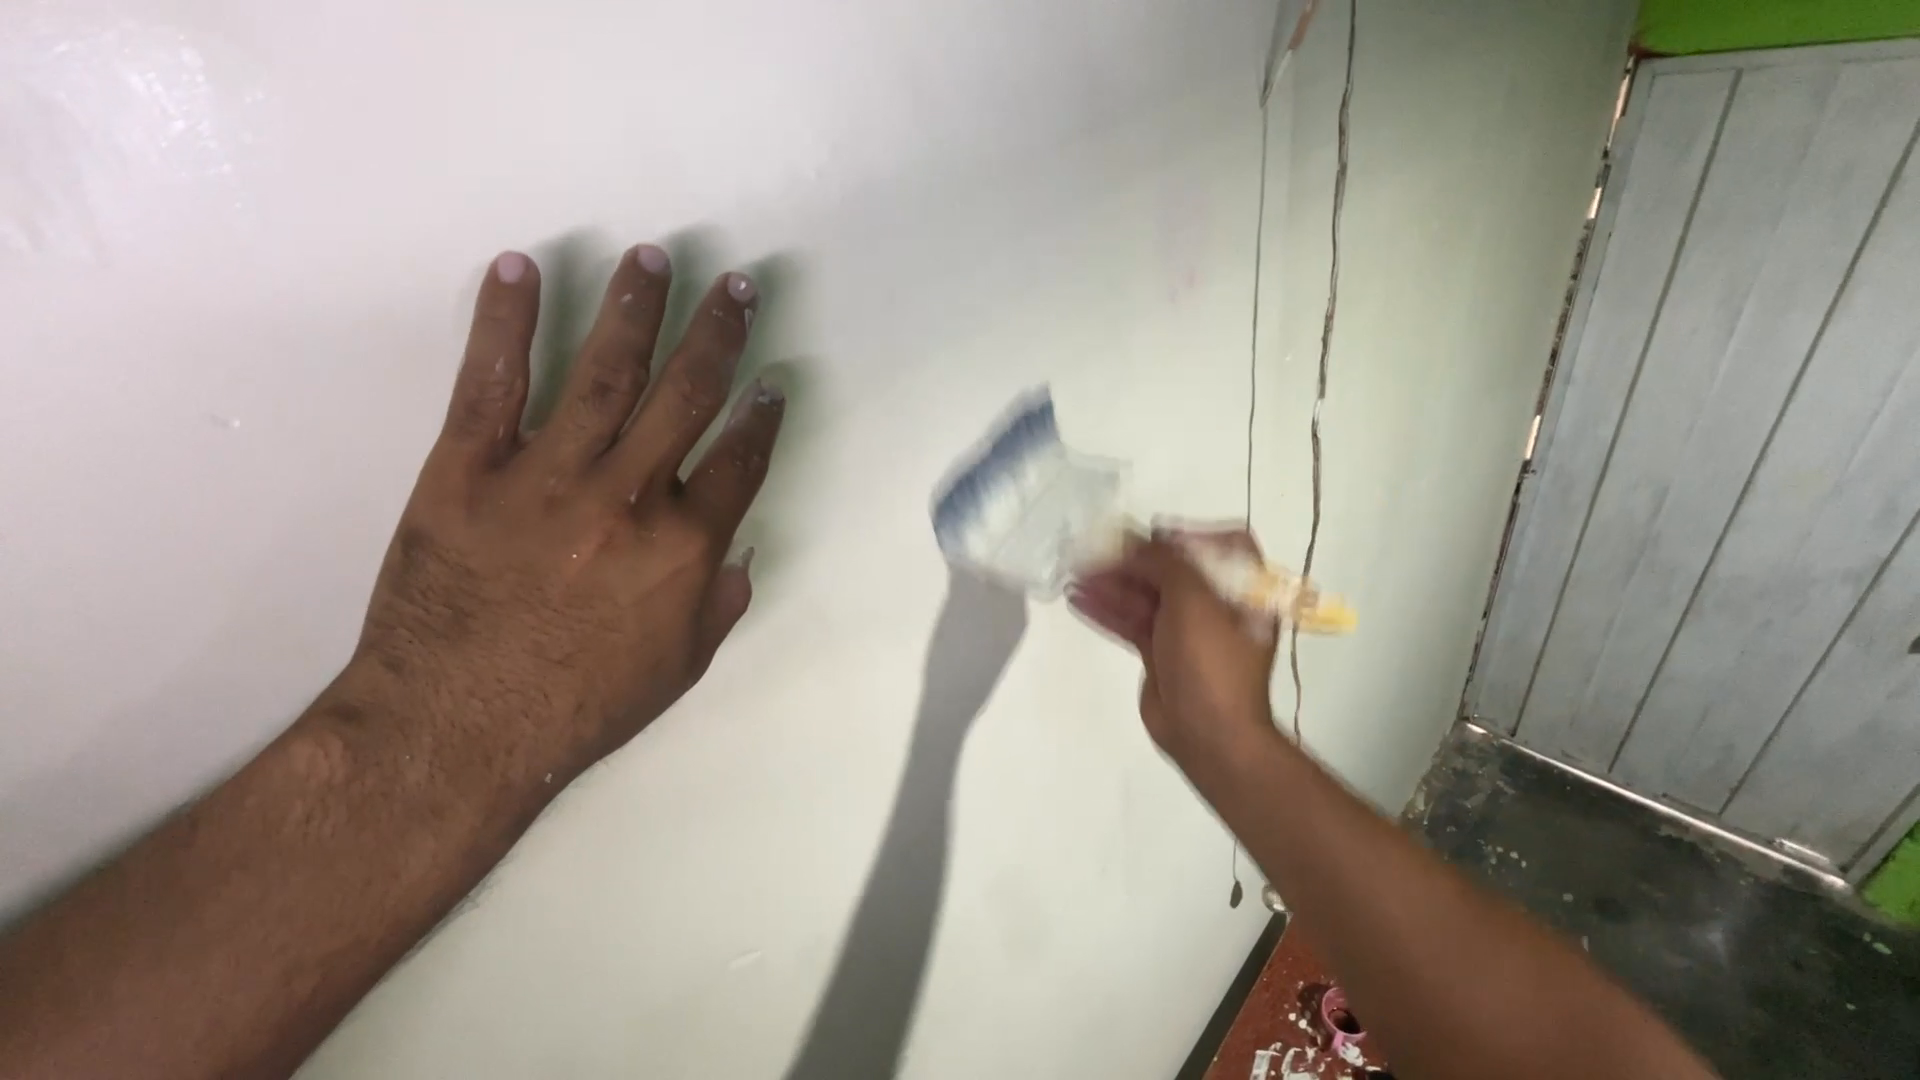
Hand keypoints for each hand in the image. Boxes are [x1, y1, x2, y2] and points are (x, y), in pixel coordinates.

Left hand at [346, 246, 782, 784]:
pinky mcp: (468, 468)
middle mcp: (629, 494)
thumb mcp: (681, 665)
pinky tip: (520, 268)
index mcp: (684, 544)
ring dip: (632, 308)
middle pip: (686, 394)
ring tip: (651, 256)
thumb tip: (739, 550)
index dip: (761, 416)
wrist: (455, 729)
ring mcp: (547, 474)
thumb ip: (719, 599)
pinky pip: (492, 381)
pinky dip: (505, 320)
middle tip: (733, 284)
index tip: (769, 382)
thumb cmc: (581, 705)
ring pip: (602, 371)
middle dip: (716, 334)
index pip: (740, 458)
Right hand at [1069, 528, 1277, 765]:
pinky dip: (1107, 609)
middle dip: (1134, 559)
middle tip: (1095, 550)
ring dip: (1112, 582)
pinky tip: (1078, 599)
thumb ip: (1164, 562)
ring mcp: (1188, 631)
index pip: (1224, 545)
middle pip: (1174, 569)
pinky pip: (1132, 622)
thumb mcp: (1193, 599)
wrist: (1208, 733)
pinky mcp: (1160, 653)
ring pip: (1147, 595)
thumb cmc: (1211, 661)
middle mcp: (1218, 606)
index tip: (1153, 533)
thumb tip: (1136, 541)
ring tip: (1075, 573)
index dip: (1190, 534)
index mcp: (1243, 590)